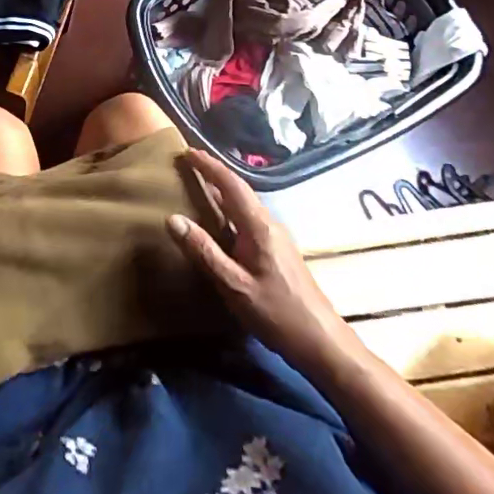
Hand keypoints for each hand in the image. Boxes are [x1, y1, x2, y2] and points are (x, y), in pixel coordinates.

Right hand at [166, 149, 351, 363]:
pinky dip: (229, 207)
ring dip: (222, 190)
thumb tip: (172, 218)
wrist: (321, 341)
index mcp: (258, 226)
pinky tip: (220, 220)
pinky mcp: (277, 251)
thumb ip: (203, 251)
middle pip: (239, 189)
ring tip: (199, 184)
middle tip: (188, 163)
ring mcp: (276, 237)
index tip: (186, 152)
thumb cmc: (276, 312)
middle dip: (213, 173)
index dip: (208, 166)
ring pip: (245, 204)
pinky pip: (248, 218)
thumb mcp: (233, 284)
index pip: (231, 184)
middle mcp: (269, 224)